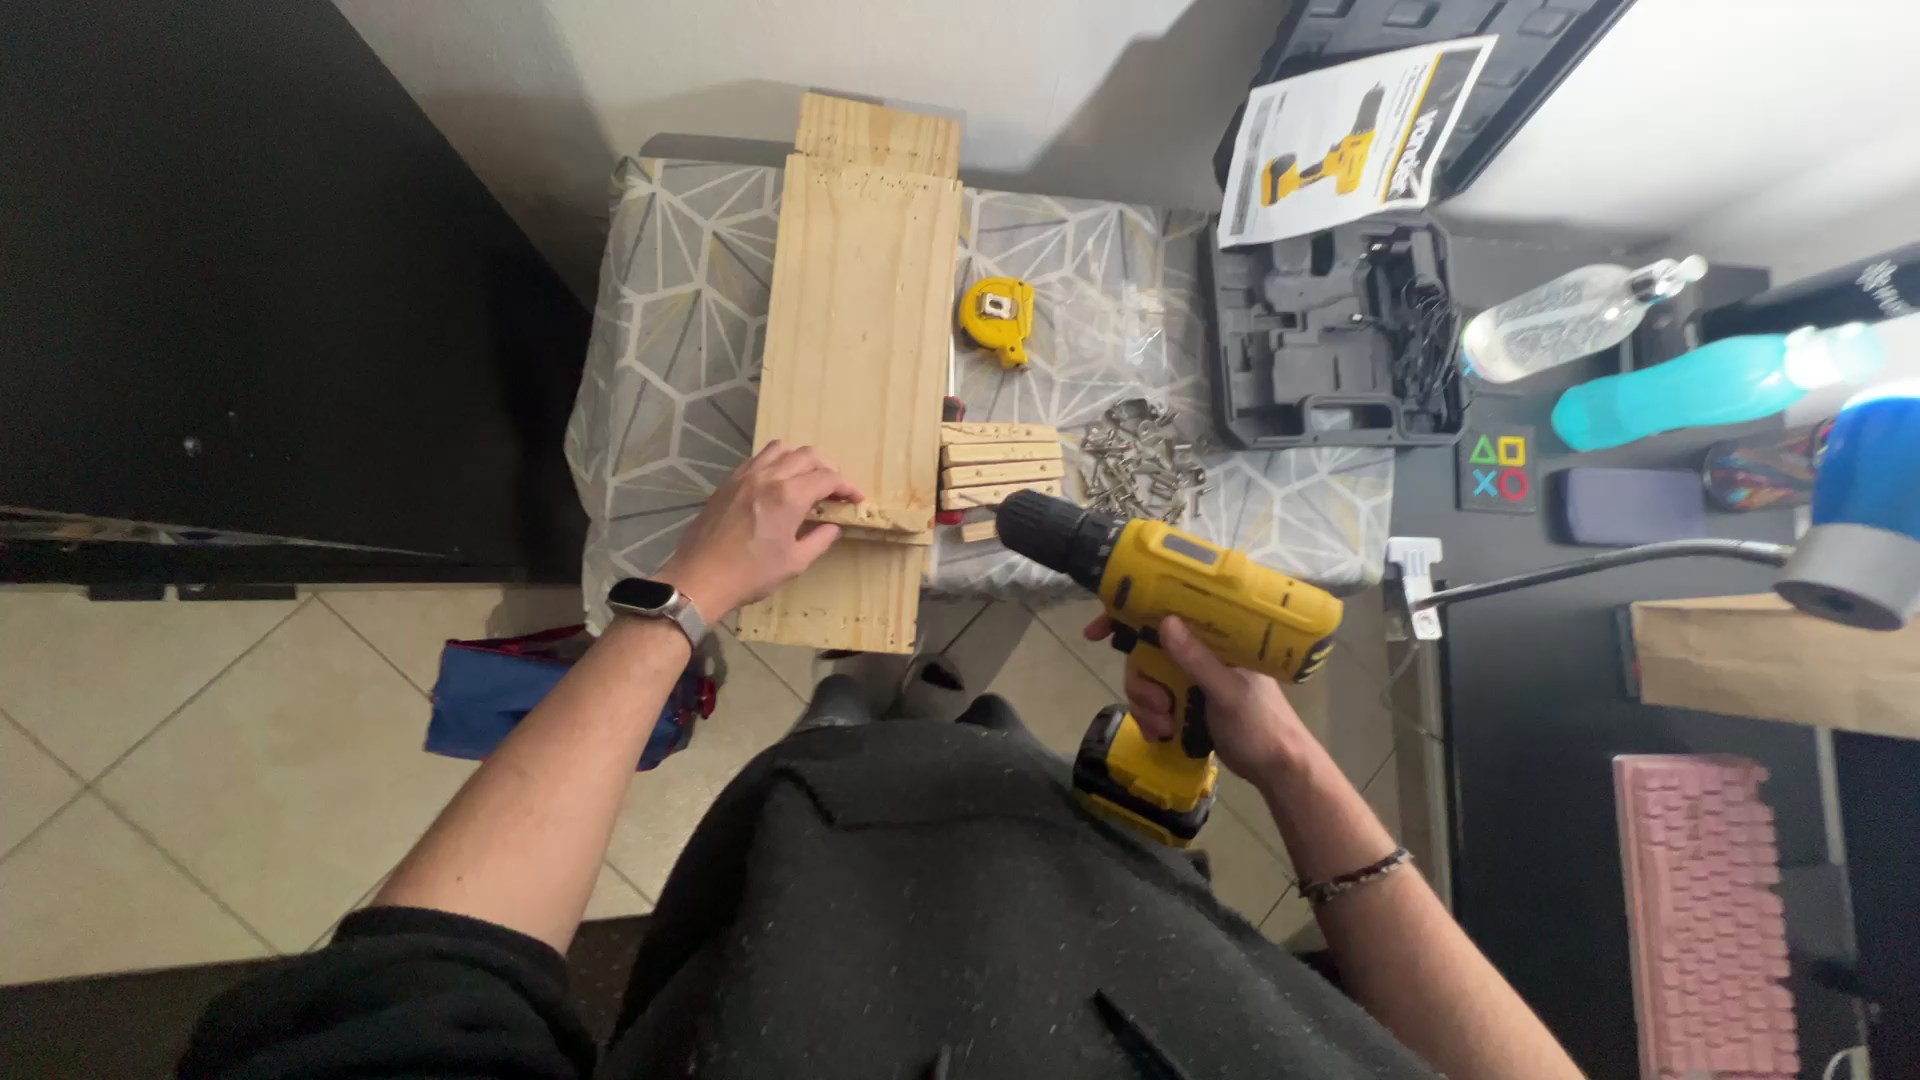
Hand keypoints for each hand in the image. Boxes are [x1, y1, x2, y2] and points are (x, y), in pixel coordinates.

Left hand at [656, 441, 863, 618]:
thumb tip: (833, 527)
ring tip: (806, 480)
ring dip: (800, 460)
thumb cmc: (751, 574)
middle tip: (835, 490)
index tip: (856, 500)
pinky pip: (758, 459)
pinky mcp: (729, 482)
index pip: (828, 478)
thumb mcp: (795, 562)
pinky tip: (777, 483)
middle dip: (828, 469)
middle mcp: (769, 477)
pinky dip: (776, 463)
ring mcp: (745, 476)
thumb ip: (819, 540)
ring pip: (781, 449)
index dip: (847, 487)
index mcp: (789, 496)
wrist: (700, 578)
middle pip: (808, 455)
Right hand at [1083, 613, 1319, 782]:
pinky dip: (1148, 718)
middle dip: (1141, 682)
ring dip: (1145, 705)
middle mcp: (1197, 652)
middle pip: (1144, 652)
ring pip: (1144, 679)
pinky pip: (1149, 703)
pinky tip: (1161, 735)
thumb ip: (1197, 659)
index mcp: (1215, 638)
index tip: (1097, 632)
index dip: (1128, 617)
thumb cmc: (1263, 725)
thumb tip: (1164, 622)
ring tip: (1165, 727)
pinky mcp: (1183, 702)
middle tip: (1159, 705)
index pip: (1168, 613)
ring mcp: (1188, 678)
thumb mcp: (1228, 692)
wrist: (1277, 770)